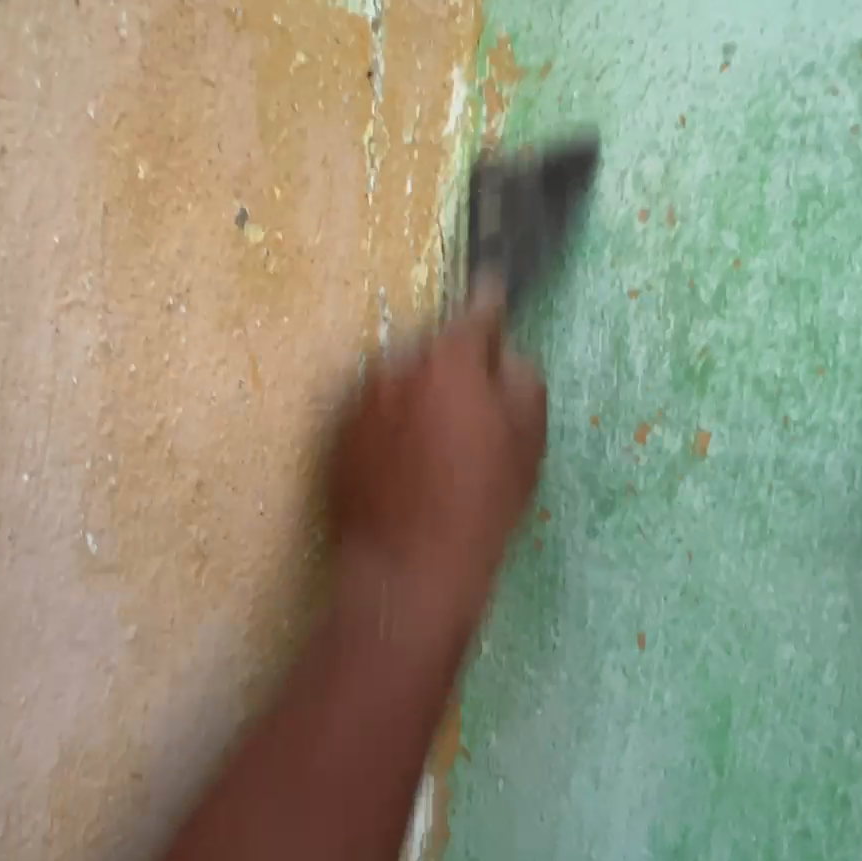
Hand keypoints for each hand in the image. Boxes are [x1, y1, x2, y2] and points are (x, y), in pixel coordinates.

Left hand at [326, 289, 547, 630]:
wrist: (406, 567)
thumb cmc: (480, 507)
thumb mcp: (526, 443)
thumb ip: (521, 380)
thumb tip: (504, 357)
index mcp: (449, 359)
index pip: (477, 310)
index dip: (492, 303)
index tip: (497, 293)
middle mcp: (396, 363)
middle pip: (431, 343)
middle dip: (451, 359)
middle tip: (471, 398)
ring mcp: (358, 394)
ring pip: (398, 374)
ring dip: (416, 386)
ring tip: (434, 436)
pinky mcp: (334, 427)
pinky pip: (371, 404)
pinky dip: (388, 414)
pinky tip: (403, 455)